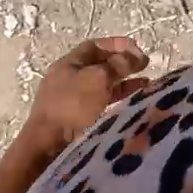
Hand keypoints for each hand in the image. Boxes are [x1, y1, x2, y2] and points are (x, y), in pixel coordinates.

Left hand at [20, 37, 151, 156]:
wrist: (47, 148)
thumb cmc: (72, 105)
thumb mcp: (99, 77)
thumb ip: (120, 64)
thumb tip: (136, 57)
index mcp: (67, 65)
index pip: (95, 46)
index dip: (118, 44)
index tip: (138, 48)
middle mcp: (68, 80)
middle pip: (100, 65)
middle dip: (123, 63)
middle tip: (143, 65)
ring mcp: (70, 101)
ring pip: (102, 85)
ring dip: (124, 82)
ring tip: (145, 82)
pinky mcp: (76, 120)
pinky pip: (102, 102)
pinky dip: (118, 98)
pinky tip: (133, 99)